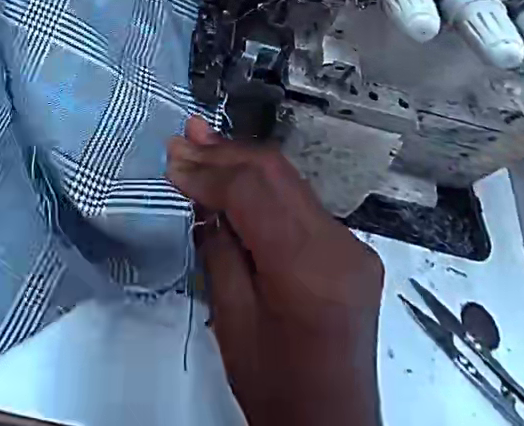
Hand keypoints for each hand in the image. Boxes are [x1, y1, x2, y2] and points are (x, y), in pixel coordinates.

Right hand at [168, 116, 384, 425]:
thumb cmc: (275, 384)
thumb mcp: (232, 317)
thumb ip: (218, 246)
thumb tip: (198, 191)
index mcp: (308, 270)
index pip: (251, 192)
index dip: (207, 171)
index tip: (172, 161)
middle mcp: (338, 247)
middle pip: (274, 173)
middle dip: (223, 153)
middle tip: (182, 139)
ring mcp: (351, 245)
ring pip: (288, 179)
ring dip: (241, 161)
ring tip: (200, 143)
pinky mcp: (350, 248)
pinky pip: (300, 200)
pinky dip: (262, 185)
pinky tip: (233, 174)